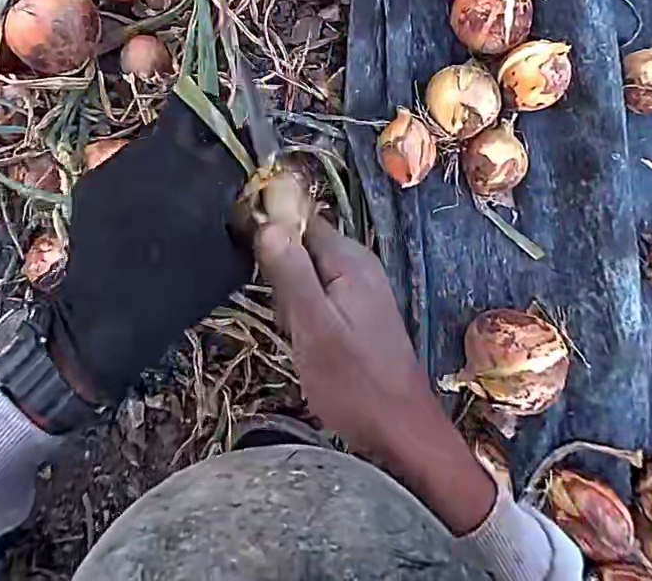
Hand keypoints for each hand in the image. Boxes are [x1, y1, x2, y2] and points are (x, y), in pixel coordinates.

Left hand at [50, 98, 249, 403]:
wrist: (109, 316)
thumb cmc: (182, 290)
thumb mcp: (236, 260)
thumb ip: (250, 220)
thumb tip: (253, 199)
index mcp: (208, 171)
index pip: (236, 134)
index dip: (241, 144)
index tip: (241, 158)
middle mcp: (167, 153)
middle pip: (186, 107)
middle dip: (200, 119)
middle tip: (204, 147)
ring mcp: (125, 160)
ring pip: (154, 139)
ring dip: (167, 157)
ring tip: (165, 194)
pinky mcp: (95, 176)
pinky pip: (125, 166)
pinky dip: (137, 181)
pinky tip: (135, 212)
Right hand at [254, 213, 496, 535]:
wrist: (400, 431)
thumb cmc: (354, 382)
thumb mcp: (314, 326)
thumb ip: (291, 273)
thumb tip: (268, 223)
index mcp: (349, 258)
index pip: (302, 220)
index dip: (272, 230)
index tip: (251, 260)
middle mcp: (359, 262)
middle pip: (304, 244)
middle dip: (282, 271)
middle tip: (283, 313)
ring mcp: (362, 286)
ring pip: (309, 271)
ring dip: (292, 295)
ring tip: (295, 330)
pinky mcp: (361, 309)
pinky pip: (321, 292)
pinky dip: (306, 310)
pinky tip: (308, 339)